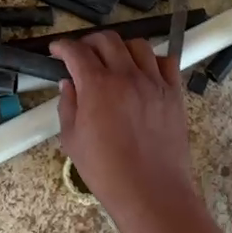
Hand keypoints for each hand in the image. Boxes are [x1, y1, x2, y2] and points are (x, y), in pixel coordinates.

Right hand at [50, 33, 224, 232]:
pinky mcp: (174, 94)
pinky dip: (152, 60)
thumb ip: (68, 106)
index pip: (77, 52)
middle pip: (108, 40)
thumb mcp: (72, 140)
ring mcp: (154, 82)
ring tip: (114, 60)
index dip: (63, 46)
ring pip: (138, 46)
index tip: (57, 49)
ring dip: (121, 47)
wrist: (151, 192)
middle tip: (82, 54)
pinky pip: (166, 63)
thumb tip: (68, 84)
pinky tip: (144, 72)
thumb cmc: (107, 171)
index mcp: (97, 86)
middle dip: (89, 42)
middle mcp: (127, 76)